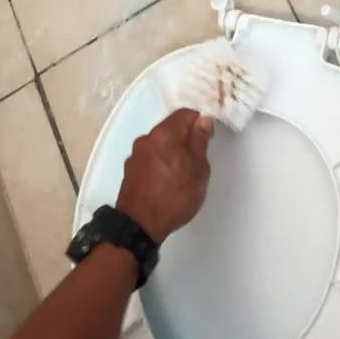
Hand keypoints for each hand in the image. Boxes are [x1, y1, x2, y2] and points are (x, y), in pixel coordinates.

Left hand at [115, 109, 214, 242]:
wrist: (140, 225)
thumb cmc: (175, 196)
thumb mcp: (198, 169)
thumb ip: (200, 141)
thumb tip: (203, 120)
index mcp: (164, 133)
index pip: (186, 113)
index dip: (200, 121)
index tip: (209, 136)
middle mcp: (146, 138)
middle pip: (171, 128)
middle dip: (186, 138)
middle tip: (199, 158)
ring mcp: (135, 154)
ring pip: (160, 144)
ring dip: (173, 151)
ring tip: (183, 172)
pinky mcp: (130, 169)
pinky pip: (151, 157)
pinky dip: (161, 162)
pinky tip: (168, 180)